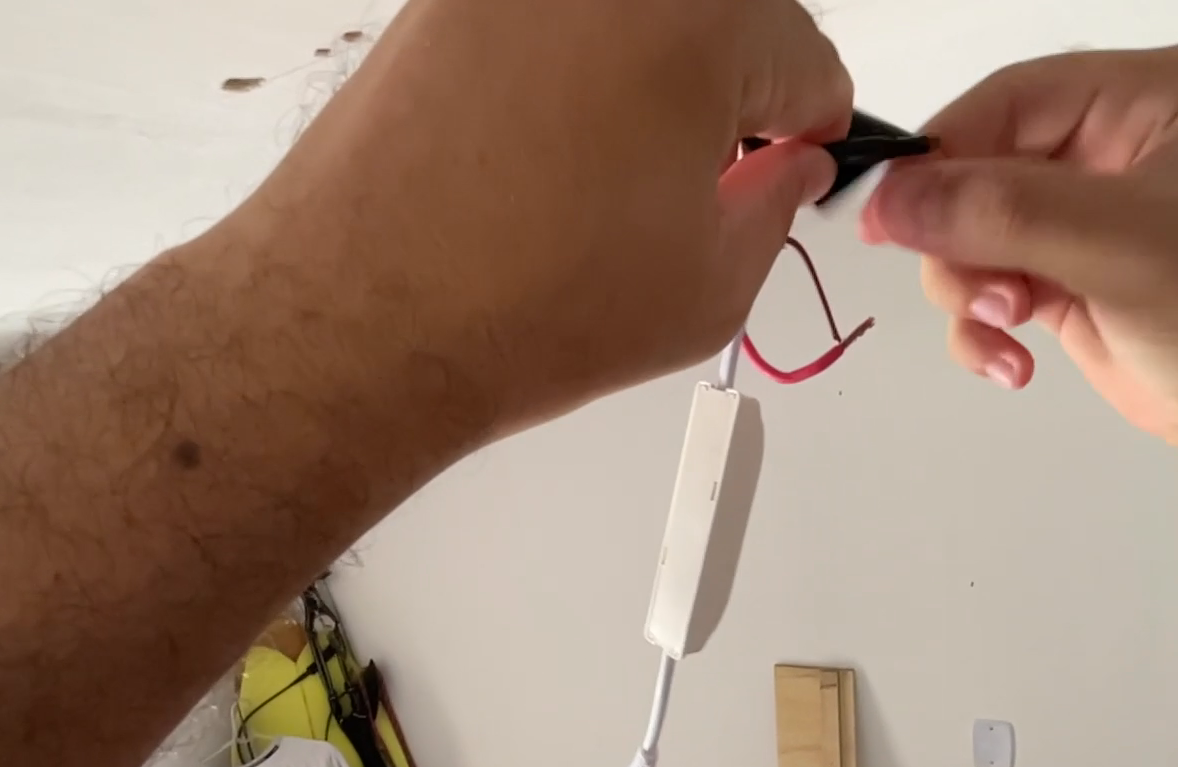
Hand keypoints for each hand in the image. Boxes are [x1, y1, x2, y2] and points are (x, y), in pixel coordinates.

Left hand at [192, 0, 850, 439]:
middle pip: (721, 26)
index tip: (786, 174)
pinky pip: (553, 34)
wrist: (370, 323)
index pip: (806, 61)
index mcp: (702, 16)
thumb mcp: (710, 289)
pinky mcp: (448, 0)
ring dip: (650, 93)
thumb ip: (777, 211)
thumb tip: (790, 169)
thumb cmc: (545, 313)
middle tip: (697, 194)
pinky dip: (574, 86)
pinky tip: (545, 168)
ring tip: (607, 194)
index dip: (807, 133)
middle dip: (729, 106)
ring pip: (634, 26)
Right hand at [863, 42, 1177, 470]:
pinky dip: (983, 331)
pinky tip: (1009, 365)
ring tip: (1004, 337)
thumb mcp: (1126, 247)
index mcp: (1150, 100)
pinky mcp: (1071, 287)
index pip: (1009, 103)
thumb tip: (883, 199)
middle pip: (980, 177)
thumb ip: (1000, 214)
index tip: (882, 223)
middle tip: (981, 301)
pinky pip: (992, 293)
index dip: (937, 158)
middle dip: (962, 247)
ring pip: (975, 242)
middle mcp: (1113, 153)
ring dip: (970, 296)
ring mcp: (1088, 226)